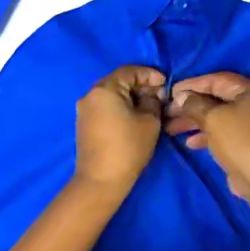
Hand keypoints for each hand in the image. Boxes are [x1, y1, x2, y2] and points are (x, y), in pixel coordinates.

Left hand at [74, 65, 164, 192]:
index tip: (166, 84)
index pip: (129, 71)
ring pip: (111, 95)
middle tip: (160, 96)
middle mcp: (89, 95)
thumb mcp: (150, 120)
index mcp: (103, 89)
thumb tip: (152, 95)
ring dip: (130, 97)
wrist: (101, 179)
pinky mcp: (83, 124)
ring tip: (149, 107)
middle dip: (140, 86)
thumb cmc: (128, 147)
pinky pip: (104, 108)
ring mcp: (83, 110)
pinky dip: (119, 107)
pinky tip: (133, 117)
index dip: (150, 75)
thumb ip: (153, 101)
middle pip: (118, 81)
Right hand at [166, 72, 249, 207]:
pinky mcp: (246, 141)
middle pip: (216, 98)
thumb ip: (194, 104)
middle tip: (166, 112)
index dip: (191, 84)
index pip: (216, 80)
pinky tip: (189, 142)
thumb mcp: (213, 118)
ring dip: (193, 121)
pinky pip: (221, 132)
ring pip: (216, 116)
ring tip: (170, 128)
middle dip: (190, 105)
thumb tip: (181, 96)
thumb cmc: (240, 141)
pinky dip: (205, 135)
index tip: (169, 91)